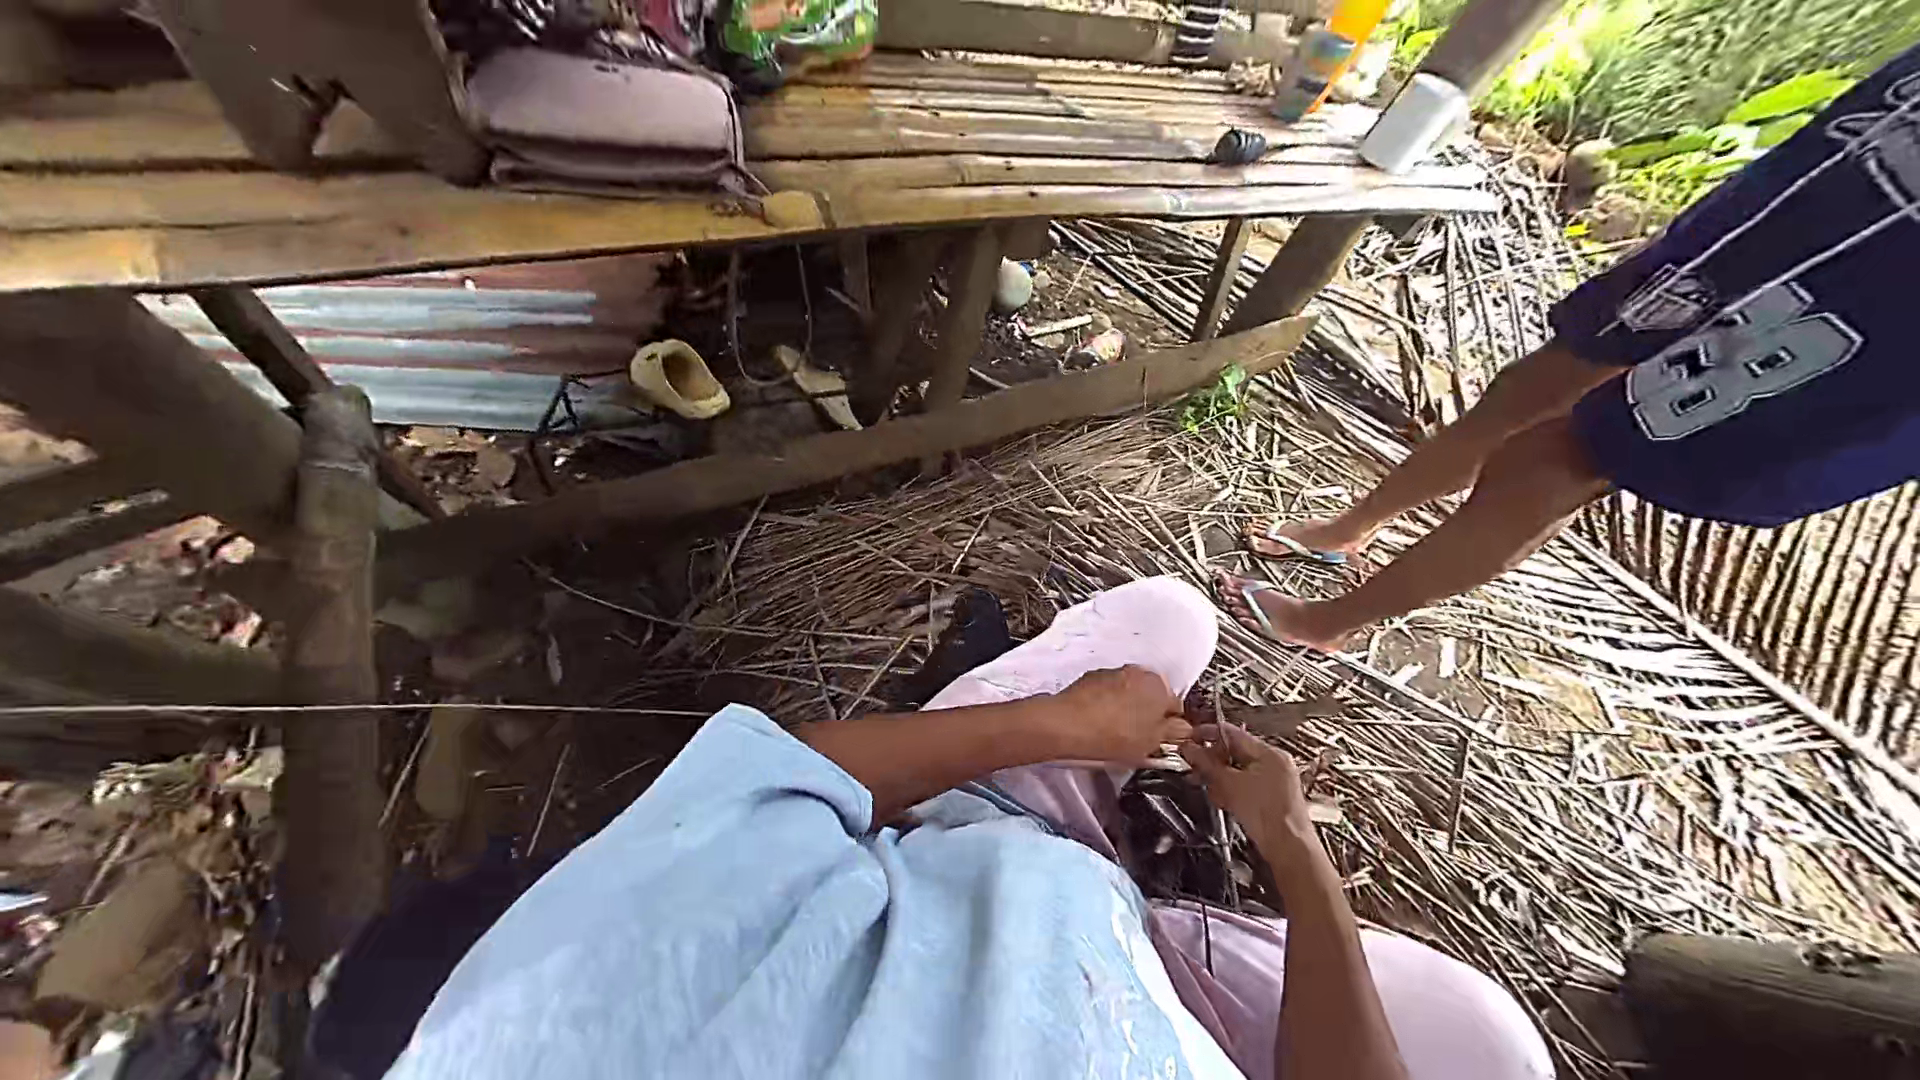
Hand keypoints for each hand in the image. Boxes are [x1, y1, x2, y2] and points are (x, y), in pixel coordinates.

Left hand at [1046, 666, 1190, 763]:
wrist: (1069, 724)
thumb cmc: (1115, 734)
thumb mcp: (1152, 742)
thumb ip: (1172, 731)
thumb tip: (1182, 727)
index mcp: (1159, 686)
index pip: (1175, 705)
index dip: (1170, 724)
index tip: (1162, 738)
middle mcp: (1138, 672)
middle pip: (1152, 695)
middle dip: (1149, 712)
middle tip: (1140, 735)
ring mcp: (1113, 672)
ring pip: (1130, 691)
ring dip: (1128, 705)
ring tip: (1117, 729)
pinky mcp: (1092, 676)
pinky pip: (1108, 690)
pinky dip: (1108, 701)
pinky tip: (1100, 719)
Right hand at [1179, 723, 1329, 884]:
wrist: (1289, 850)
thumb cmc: (1268, 816)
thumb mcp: (1230, 784)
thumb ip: (1207, 763)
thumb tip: (1189, 748)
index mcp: (1269, 754)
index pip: (1232, 733)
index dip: (1207, 735)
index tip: (1190, 738)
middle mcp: (1274, 764)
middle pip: (1234, 753)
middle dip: (1212, 761)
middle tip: (1194, 766)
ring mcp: (1274, 781)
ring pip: (1237, 771)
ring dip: (1219, 778)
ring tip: (1209, 787)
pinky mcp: (1270, 798)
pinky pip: (1244, 785)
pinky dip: (1231, 790)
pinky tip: (1222, 800)